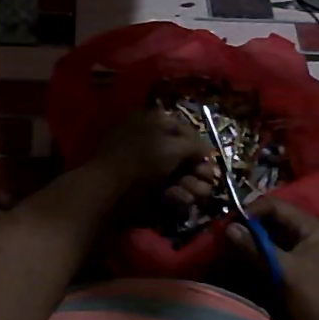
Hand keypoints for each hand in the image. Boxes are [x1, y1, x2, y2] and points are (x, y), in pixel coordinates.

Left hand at [89, 106, 212, 190]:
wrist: (109, 190)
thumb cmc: (142, 159)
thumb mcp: (173, 146)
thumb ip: (194, 146)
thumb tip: (206, 151)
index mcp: (149, 121)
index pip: (180, 127)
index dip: (197, 142)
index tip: (209, 157)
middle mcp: (146, 140)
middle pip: (180, 154)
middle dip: (197, 168)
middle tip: (208, 179)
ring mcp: (143, 165)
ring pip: (175, 174)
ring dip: (191, 183)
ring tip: (197, 192)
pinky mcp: (141, 188)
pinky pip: (164, 189)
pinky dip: (175, 195)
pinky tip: (178, 198)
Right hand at [226, 197, 318, 319]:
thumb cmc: (317, 303)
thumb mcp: (285, 272)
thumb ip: (256, 248)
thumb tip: (228, 227)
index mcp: (311, 228)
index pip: (274, 205)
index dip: (249, 211)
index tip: (226, 224)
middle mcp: (307, 236)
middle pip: (270, 221)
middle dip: (246, 228)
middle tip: (222, 238)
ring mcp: (302, 255)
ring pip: (268, 240)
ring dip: (249, 244)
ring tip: (227, 252)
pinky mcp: (295, 272)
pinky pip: (270, 257)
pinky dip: (255, 258)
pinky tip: (239, 265)